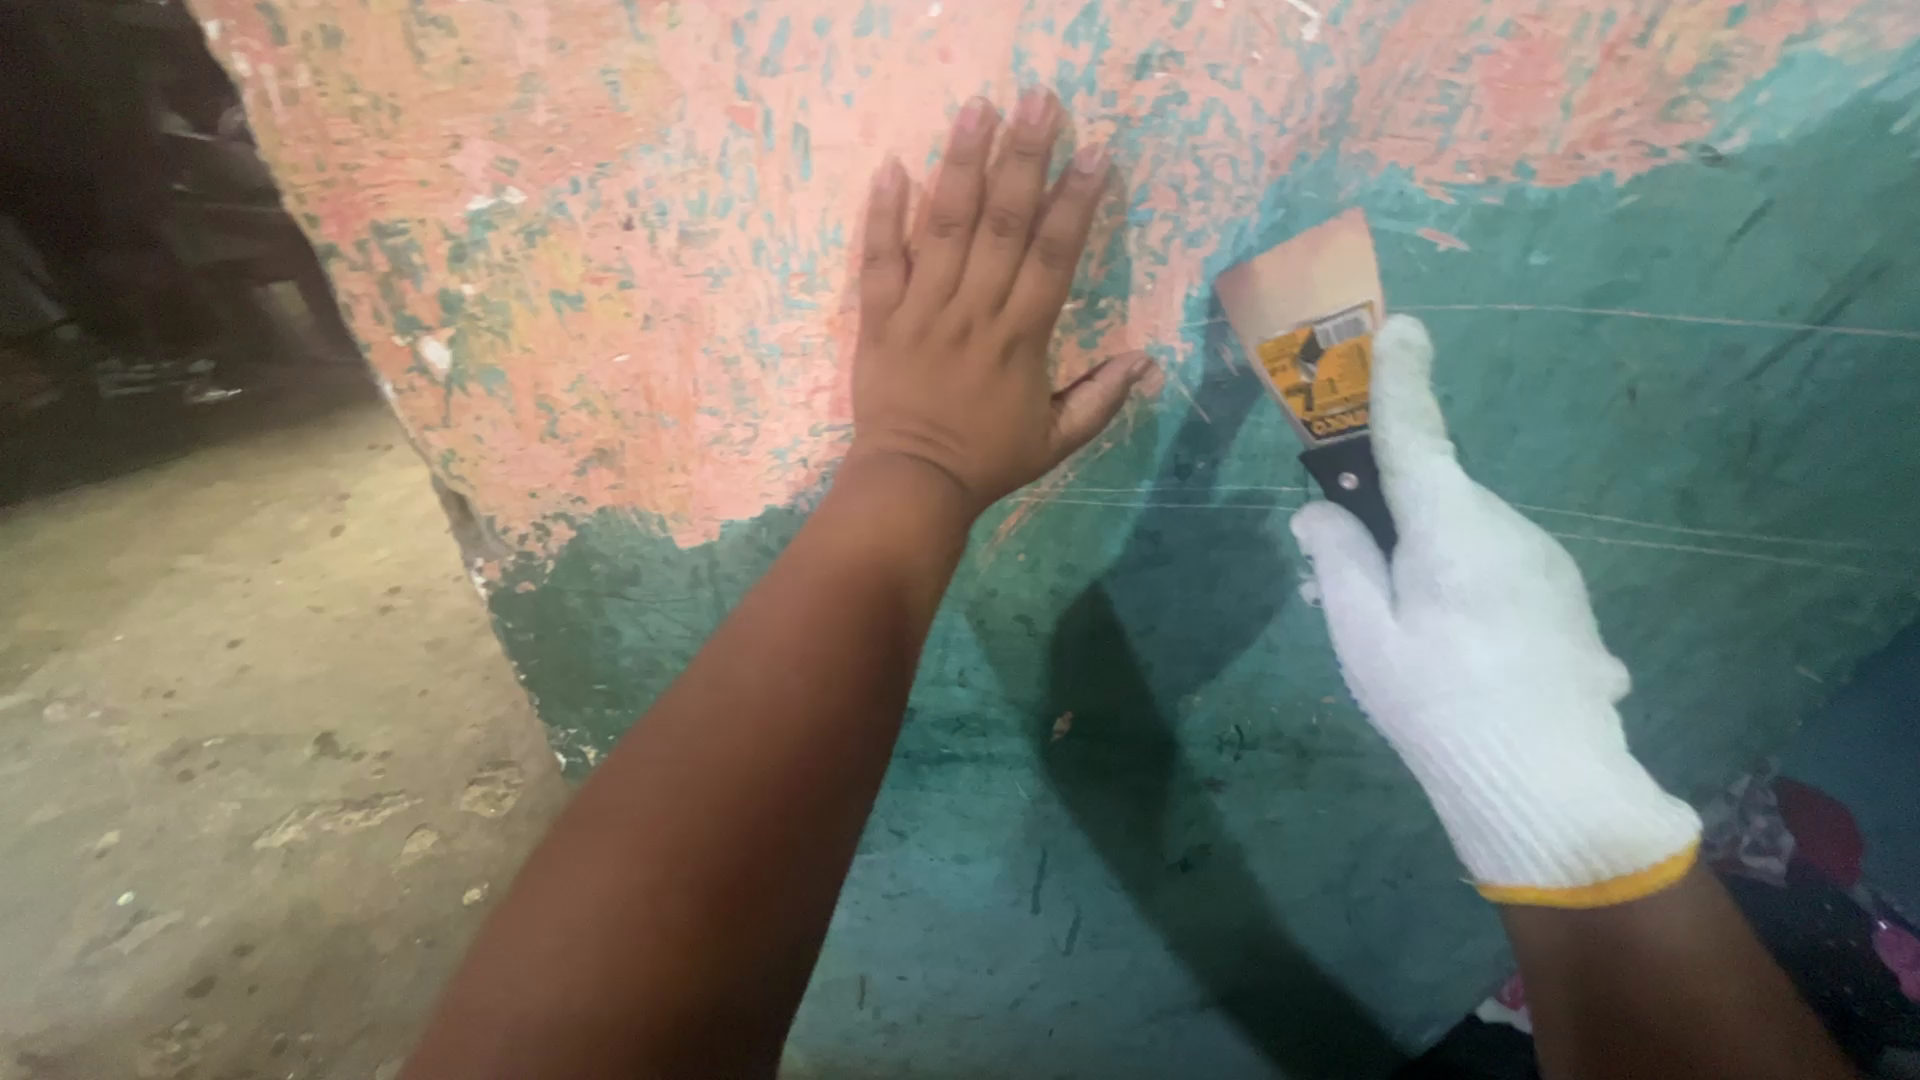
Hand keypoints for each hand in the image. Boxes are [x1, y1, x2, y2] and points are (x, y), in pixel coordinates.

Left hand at [846, 90, 1152, 520]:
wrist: (913, 483)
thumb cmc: (987, 462)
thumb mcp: (1056, 441)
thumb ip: (1100, 400)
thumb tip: (1145, 360)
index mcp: (1021, 338)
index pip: (1053, 257)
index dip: (1076, 204)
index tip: (1094, 153)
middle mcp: (974, 312)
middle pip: (1002, 225)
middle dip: (1024, 160)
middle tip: (1039, 100)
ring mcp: (923, 311)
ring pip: (943, 228)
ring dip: (961, 165)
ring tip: (977, 109)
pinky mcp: (880, 320)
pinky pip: (880, 261)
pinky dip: (883, 215)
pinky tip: (893, 167)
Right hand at [1290, 316, 1699, 906]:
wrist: (1548, 788)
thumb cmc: (1437, 706)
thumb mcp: (1363, 636)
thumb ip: (1338, 561)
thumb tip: (1315, 515)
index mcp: (1454, 531)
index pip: (1418, 437)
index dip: (1401, 381)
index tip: (1398, 329)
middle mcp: (1510, 531)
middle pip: (1432, 492)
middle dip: (1383, 512)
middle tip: (1336, 577)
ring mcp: (1546, 564)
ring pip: (1462, 530)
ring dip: (1416, 553)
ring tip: (1389, 626)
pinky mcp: (1563, 597)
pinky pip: (1492, 561)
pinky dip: (1453, 577)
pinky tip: (1445, 644)